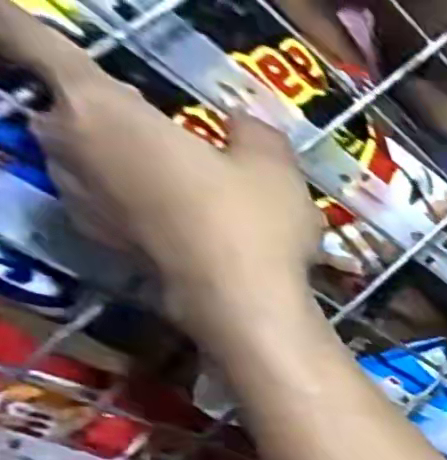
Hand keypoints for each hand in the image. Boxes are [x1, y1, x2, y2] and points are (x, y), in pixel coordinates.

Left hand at [0, 2, 322, 332]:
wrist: (242, 301)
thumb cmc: (253, 222)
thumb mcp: (277, 170)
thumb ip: (256, 135)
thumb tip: (244, 122)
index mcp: (100, 106)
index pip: (29, 37)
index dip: (21, 22)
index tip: (17, 15)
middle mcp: (66, 139)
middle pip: (61, 105)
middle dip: (97, 110)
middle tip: (152, 125)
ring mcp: (77, 192)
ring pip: (84, 155)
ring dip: (116, 158)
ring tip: (173, 177)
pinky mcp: (99, 235)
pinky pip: (107, 199)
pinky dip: (133, 200)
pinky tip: (177, 218)